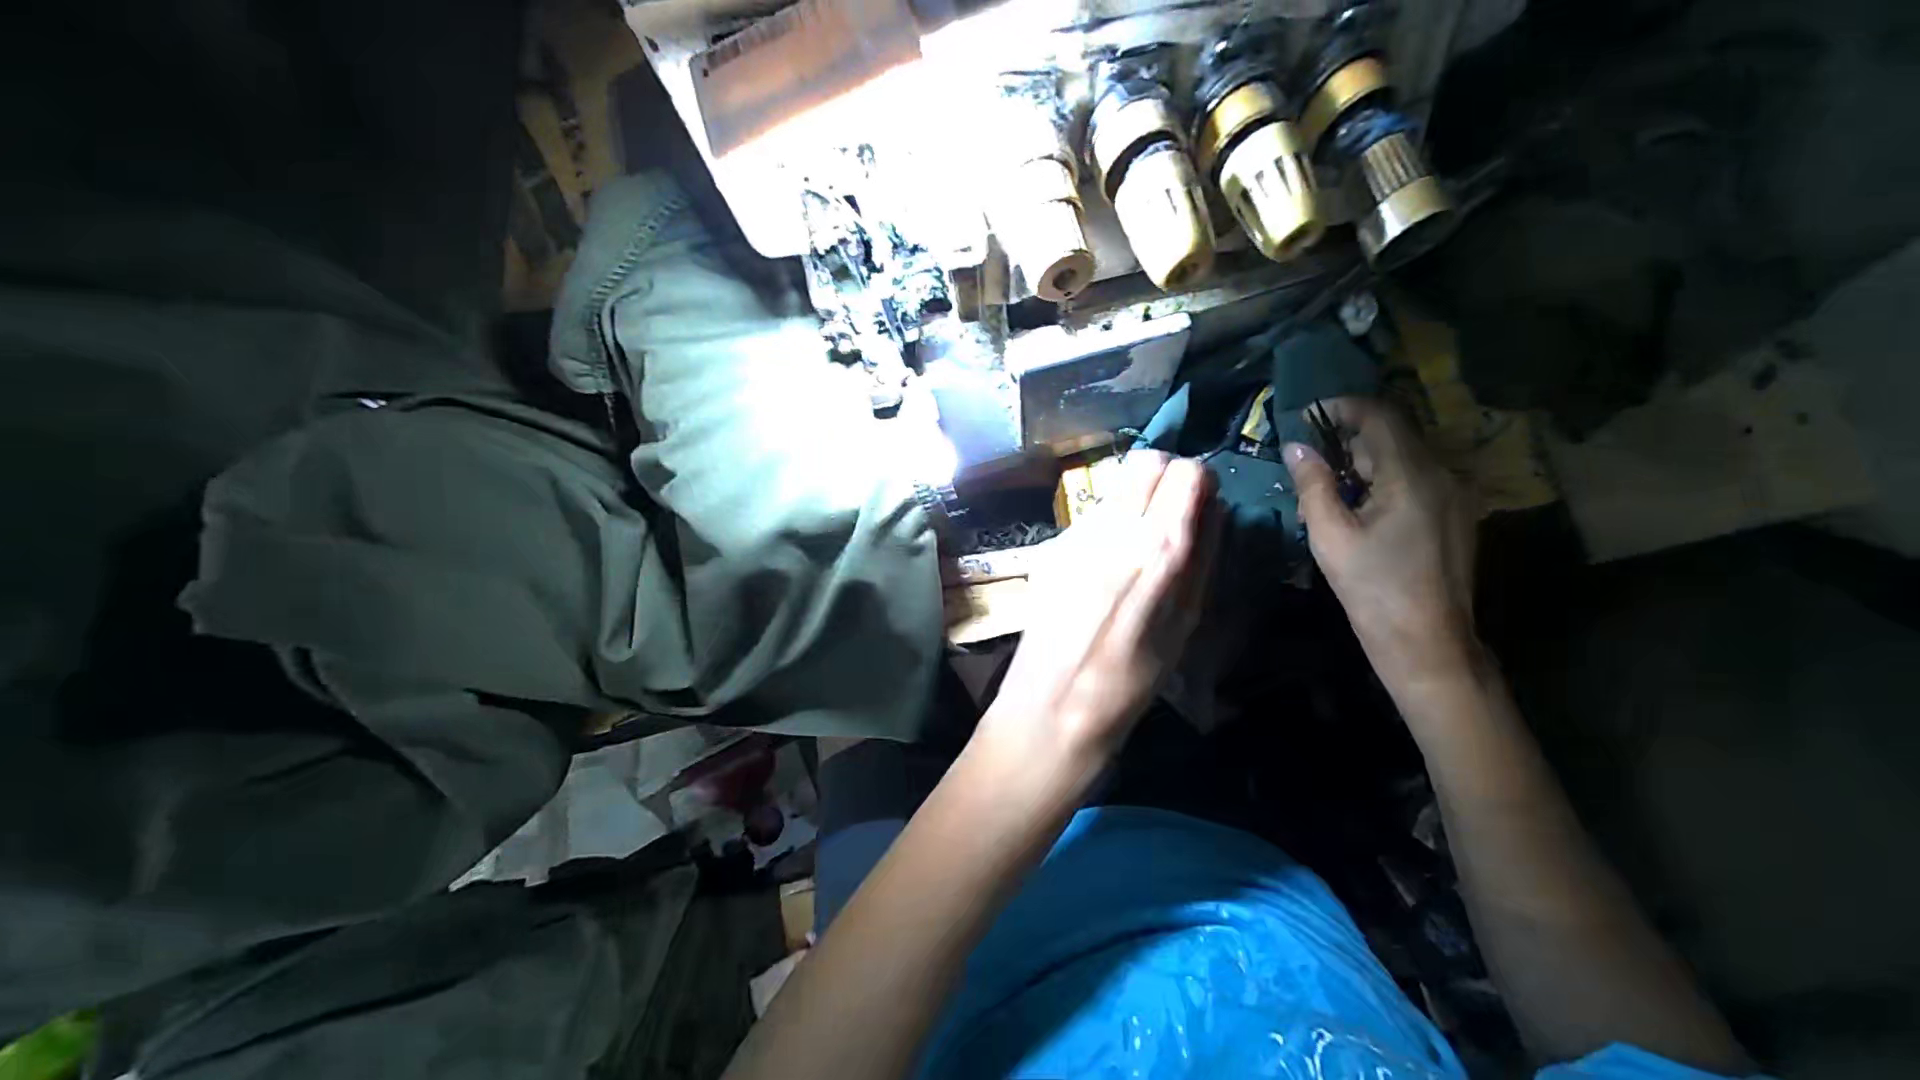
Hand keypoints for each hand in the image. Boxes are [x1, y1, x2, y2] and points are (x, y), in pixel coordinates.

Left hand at [980, 452, 1217, 767]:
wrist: (1052, 704)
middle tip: (1170, 511)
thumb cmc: (1132, 678)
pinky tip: (1100, 568)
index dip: (1199, 482)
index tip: (1200, 504)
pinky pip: (1087, 518)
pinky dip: (1104, 527)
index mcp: (1158, 549)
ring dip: (1132, 501)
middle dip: (1165, 476)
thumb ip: (1202, 557)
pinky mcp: (1047, 547)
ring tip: (1133, 546)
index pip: (1187, 471)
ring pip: (1113, 487)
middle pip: (1145, 461)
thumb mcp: (1186, 622)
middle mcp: (1113, 529)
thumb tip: (1212, 510)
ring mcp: (1073, 535)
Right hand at [1283, 397, 1479, 686]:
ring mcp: (1455, 494)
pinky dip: (1382, 484)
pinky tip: (1360, 515)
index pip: (1379, 416)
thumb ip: (1313, 484)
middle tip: (1308, 473)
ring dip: (1362, 467)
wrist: (1427, 642)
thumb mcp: (1330, 535)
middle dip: (1345, 445)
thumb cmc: (1372, 589)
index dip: (1340, 408)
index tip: (1305, 418)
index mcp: (1413, 475)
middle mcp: (1443, 474)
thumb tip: (1296, 446)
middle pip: (1390, 436)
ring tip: (1328, 501)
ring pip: (1402, 459)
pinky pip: (1415, 481)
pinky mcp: (1455, 514)